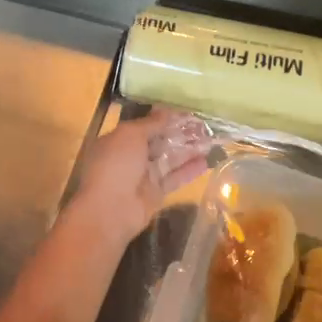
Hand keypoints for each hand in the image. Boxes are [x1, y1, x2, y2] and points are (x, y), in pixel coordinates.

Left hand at [70, 107, 212, 246]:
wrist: (110, 210)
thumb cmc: (116, 165)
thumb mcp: (130, 135)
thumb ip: (151, 123)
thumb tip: (167, 111)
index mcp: (120, 139)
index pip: (146, 125)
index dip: (166, 119)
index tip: (188, 114)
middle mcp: (131, 156)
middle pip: (160, 142)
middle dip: (181, 134)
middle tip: (206, 127)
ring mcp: (144, 176)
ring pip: (170, 159)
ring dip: (189, 150)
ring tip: (212, 141)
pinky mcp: (156, 193)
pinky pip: (175, 178)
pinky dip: (190, 170)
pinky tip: (208, 161)